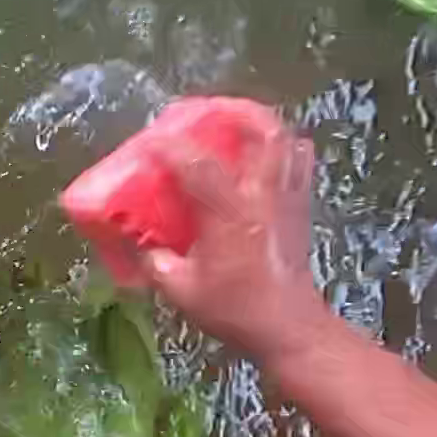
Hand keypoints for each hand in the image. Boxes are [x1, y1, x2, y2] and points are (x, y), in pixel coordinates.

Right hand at [139, 110, 331, 365]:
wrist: (287, 326)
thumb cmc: (232, 308)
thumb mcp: (178, 288)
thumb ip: (153, 259)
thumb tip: (136, 238)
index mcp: (229, 215)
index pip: (198, 166)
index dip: (170, 147)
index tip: (147, 140)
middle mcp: (263, 196)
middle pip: (261, 130)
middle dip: (230, 110)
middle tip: (199, 110)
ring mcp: (288, 196)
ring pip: (284, 137)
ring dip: (256, 122)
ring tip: (228, 123)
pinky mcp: (300, 205)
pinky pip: (297, 158)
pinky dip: (278, 144)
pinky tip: (257, 153)